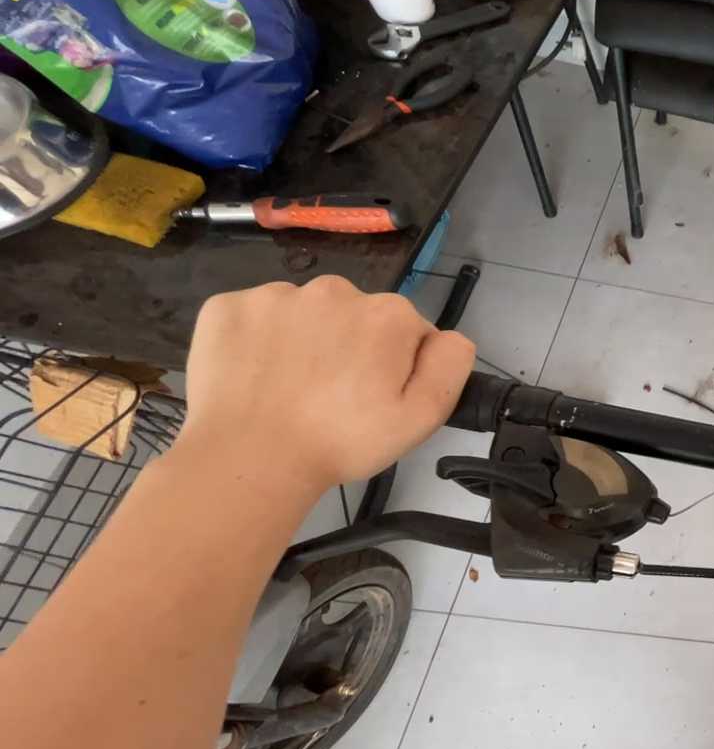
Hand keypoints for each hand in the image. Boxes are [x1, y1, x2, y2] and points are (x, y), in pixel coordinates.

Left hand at [181, 276, 475, 492]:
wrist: (250, 457)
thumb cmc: (346, 439)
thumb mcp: (427, 414)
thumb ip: (452, 363)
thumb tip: (445, 338)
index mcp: (389, 315)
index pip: (412, 331)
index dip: (403, 364)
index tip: (383, 395)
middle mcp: (335, 291)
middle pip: (362, 315)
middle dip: (359, 345)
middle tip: (343, 393)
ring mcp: (274, 295)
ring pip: (312, 313)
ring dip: (313, 338)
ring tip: (301, 385)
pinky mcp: (226, 306)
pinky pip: (262, 315)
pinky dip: (266, 337)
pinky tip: (265, 373)